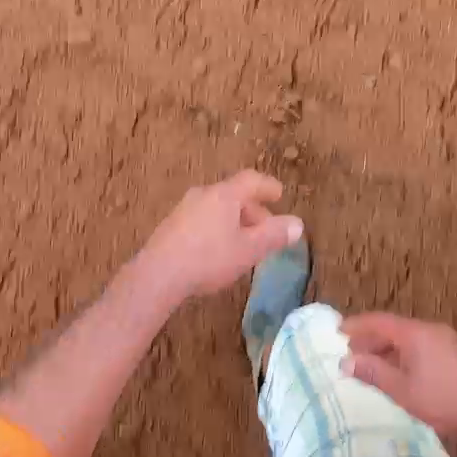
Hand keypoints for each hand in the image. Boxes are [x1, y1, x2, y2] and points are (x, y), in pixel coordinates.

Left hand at [133, 170, 303, 302]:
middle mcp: (202, 195)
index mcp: (224, 195)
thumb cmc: (209, 258)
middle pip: (233, 195)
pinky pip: (201, 220)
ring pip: (216, 209)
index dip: (268, 186)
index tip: (279, 195)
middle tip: (265, 229)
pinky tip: (217, 251)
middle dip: (253, 210)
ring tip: (244, 243)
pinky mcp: (170, 227)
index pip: (251, 180)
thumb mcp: (249, 250)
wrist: (158, 275)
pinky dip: (216, 229)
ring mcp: (183, 210)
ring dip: (234, 221)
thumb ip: (274, 235)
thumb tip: (297, 224)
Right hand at [340, 313, 456, 437]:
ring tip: (371, 364)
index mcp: (416, 333)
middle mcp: (431, 330)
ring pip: (408, 338)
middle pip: (394, 328)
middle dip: (370, 339)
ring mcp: (446, 340)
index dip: (356, 325)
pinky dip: (403, 353)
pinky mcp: (456, 354)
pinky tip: (398, 371)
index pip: (379, 321)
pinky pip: (421, 346)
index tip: (337, 332)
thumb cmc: (442, 400)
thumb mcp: (401, 390)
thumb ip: (373, 373)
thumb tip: (346, 362)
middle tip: (351, 352)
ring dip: (387, 348)